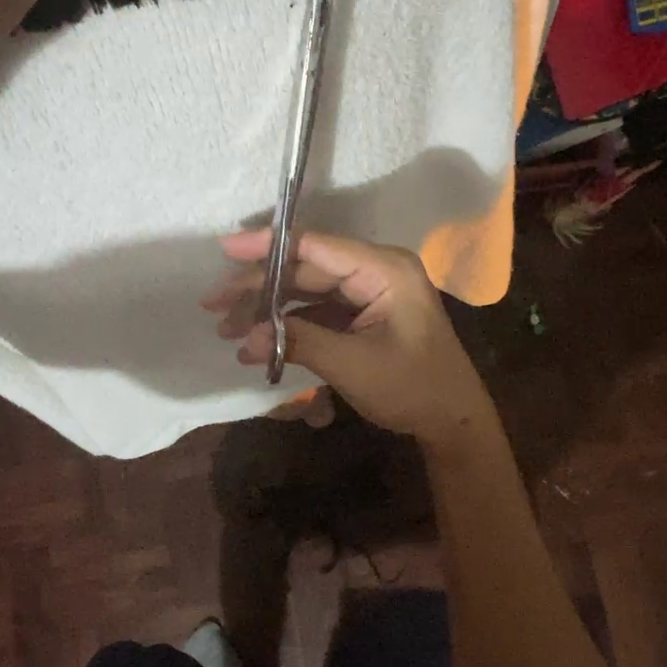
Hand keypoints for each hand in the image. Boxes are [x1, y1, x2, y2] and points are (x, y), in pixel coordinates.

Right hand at [204, 230, 497, 446]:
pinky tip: (258, 346)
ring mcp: (370, 293)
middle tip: (213, 306)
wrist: (452, 421)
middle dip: (258, 287)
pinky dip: (288, 327)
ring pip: (307, 290)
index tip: (224, 252)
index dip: (267, 247)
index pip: (316, 246)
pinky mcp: (363, 316)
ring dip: (268, 310)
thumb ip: (298, 342)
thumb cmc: (412, 387)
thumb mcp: (352, 364)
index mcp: (384, 269)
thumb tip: (248, 338)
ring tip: (228, 331)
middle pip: (305, 268)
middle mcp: (376, 271)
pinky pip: (318, 311)